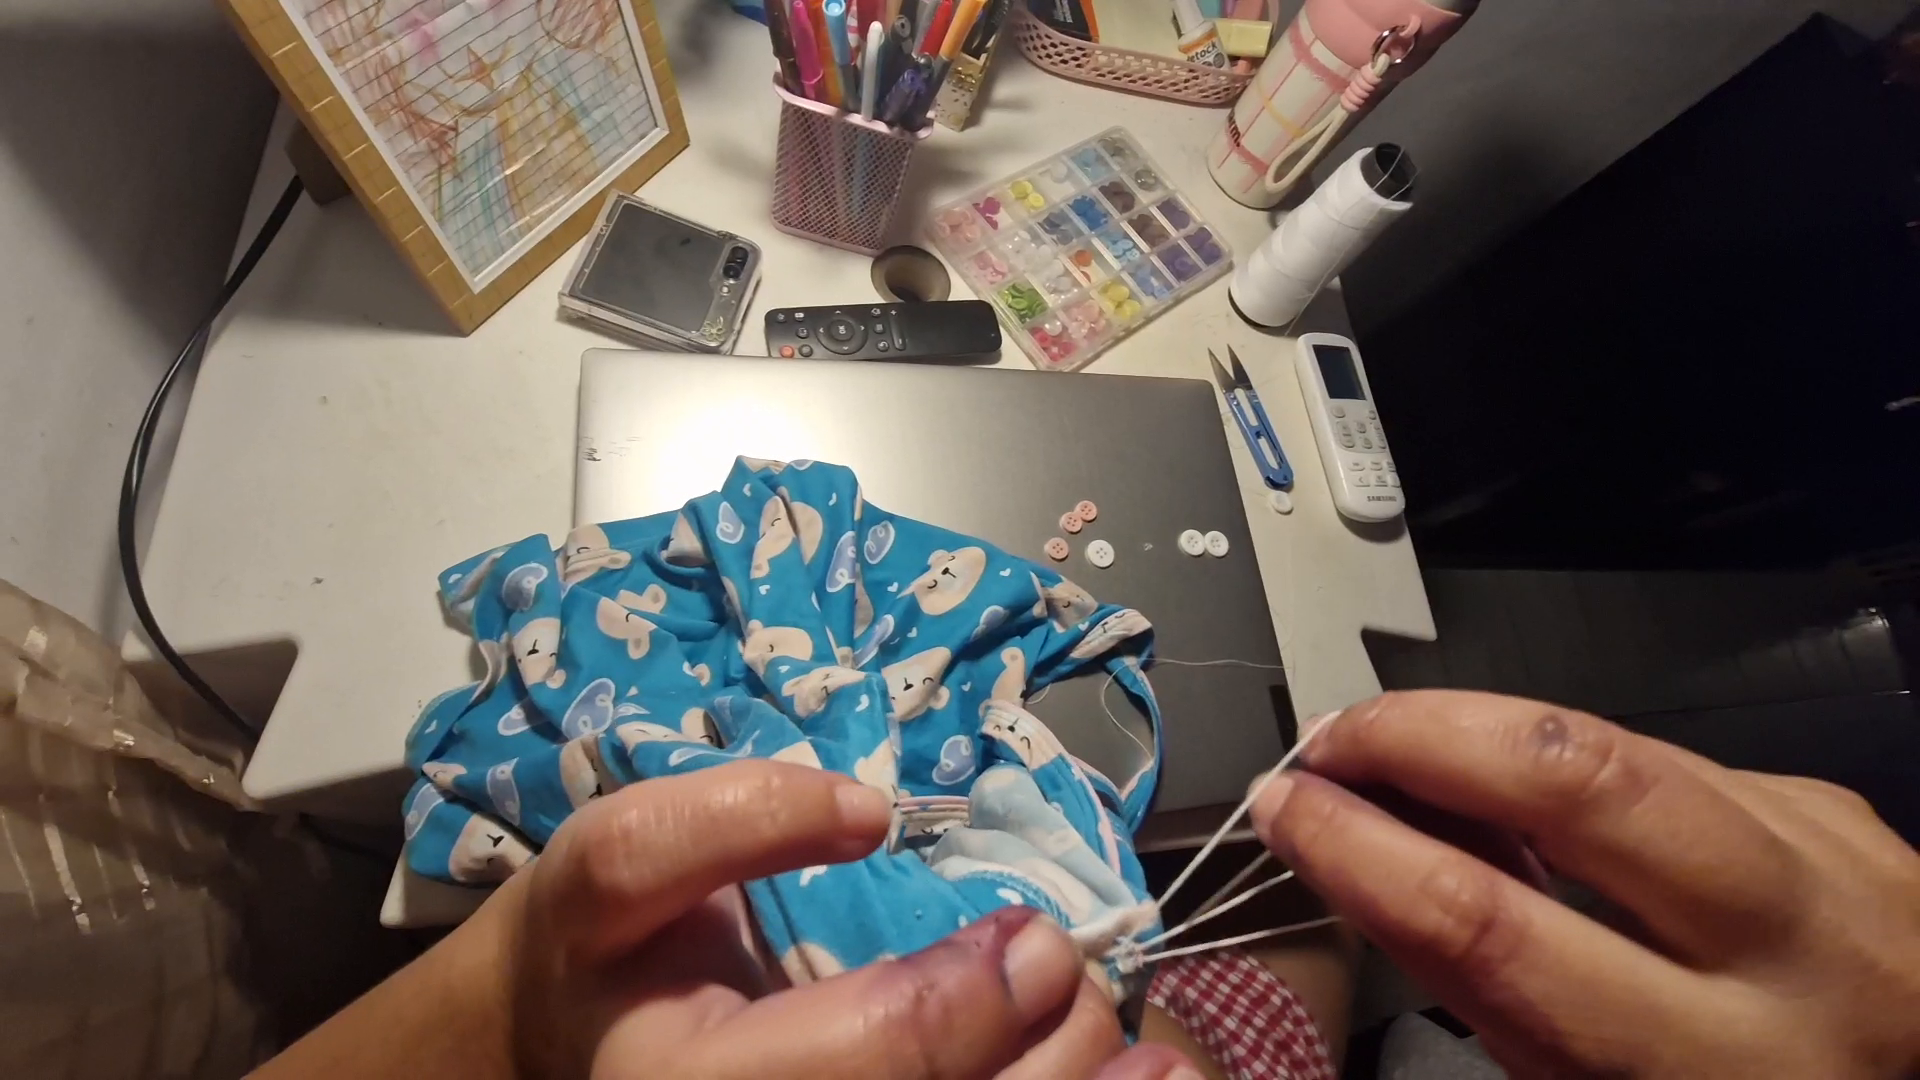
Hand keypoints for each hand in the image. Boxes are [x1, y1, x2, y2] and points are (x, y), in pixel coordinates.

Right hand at [488, 759, 1193, 1078]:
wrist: (574, 1038)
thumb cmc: (606, 941)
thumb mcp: (627, 854)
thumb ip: (730, 815)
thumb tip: (866, 813)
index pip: (848, 1067)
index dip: (951, 1006)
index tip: (1028, 933)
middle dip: (1027, 1062)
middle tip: (1075, 971)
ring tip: (1144, 1059)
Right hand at [1250, 690, 1919, 1076]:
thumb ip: (1465, 970)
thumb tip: (1343, 841)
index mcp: (1725, 1073)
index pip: (1491, 925)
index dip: (1355, 846)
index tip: (1281, 805)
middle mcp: (1815, 954)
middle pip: (1570, 781)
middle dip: (1410, 737)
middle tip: (1325, 740)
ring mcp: (1835, 857)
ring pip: (1600, 737)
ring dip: (1456, 722)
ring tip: (1379, 738)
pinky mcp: (1823, 806)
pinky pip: (1638, 747)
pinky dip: (1533, 746)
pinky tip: (1494, 771)